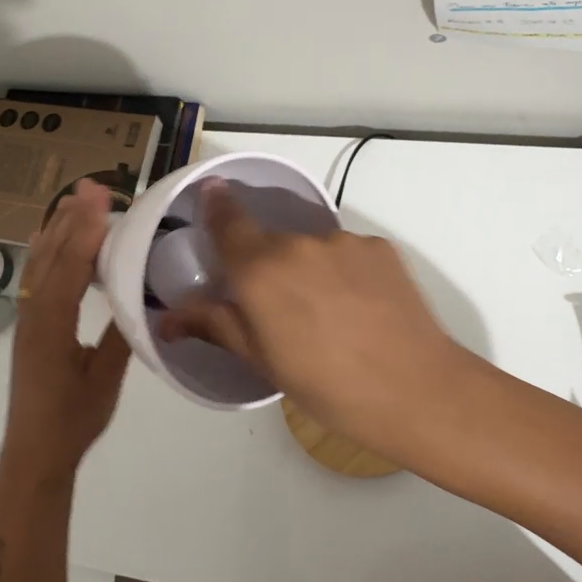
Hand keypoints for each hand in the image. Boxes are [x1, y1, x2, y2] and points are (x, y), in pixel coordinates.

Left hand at [3, 180, 131, 477]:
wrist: (34, 453)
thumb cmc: (73, 421)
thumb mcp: (105, 379)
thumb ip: (120, 336)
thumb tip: (143, 296)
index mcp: (51, 325)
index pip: (69, 266)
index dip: (86, 229)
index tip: (102, 197)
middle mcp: (34, 314)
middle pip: (50, 254)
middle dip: (70, 217)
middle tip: (91, 185)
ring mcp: (28, 319)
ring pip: (39, 263)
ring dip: (58, 229)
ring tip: (76, 200)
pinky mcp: (30, 326)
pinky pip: (38, 277)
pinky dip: (49, 250)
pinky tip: (58, 242)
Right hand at [158, 181, 474, 451]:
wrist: (413, 388)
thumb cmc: (326, 386)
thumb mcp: (262, 361)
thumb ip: (216, 326)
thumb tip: (168, 318)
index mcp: (261, 271)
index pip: (228, 221)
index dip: (217, 205)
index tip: (214, 193)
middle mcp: (299, 244)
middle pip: (273, 243)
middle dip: (271, 268)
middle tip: (282, 310)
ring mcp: (345, 242)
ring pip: (314, 250)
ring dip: (311, 272)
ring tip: (330, 316)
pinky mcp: (381, 247)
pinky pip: (349, 254)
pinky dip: (346, 274)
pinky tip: (361, 309)